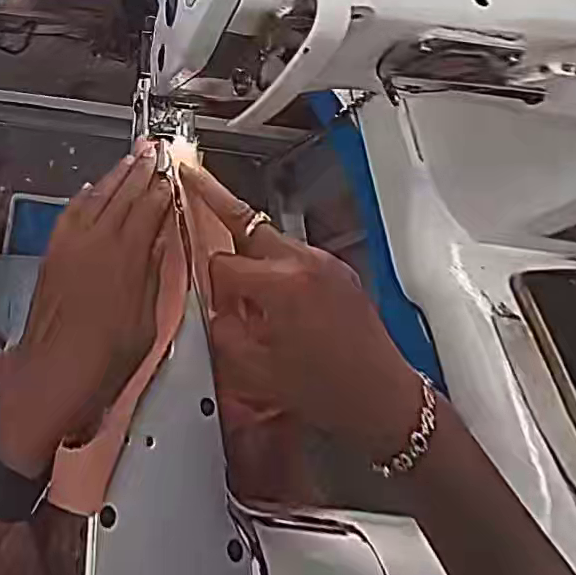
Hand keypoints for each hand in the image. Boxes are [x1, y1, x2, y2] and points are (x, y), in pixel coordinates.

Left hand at [0, 142, 171, 476]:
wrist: (51, 375)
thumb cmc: (105, 358)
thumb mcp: (146, 320)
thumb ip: (153, 274)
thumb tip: (160, 240)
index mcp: (127, 255)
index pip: (149, 207)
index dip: (161, 186)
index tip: (170, 171)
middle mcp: (99, 240)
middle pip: (124, 193)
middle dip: (140, 169)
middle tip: (152, 149)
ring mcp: (73, 243)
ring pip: (97, 196)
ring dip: (115, 174)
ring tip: (130, 157)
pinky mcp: (54, 252)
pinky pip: (71, 212)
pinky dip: (85, 196)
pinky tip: (92, 187)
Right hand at [181, 163, 426, 464]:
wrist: (383, 399)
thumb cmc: (327, 391)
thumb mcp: (255, 370)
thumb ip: (223, 328)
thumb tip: (212, 304)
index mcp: (282, 285)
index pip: (223, 263)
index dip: (211, 285)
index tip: (209, 299)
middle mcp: (305, 262)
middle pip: (246, 221)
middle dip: (215, 199)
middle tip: (192, 175)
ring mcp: (324, 261)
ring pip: (270, 238)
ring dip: (248, 247)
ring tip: (238, 271)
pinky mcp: (337, 269)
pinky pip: (295, 254)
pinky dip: (276, 264)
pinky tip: (274, 294)